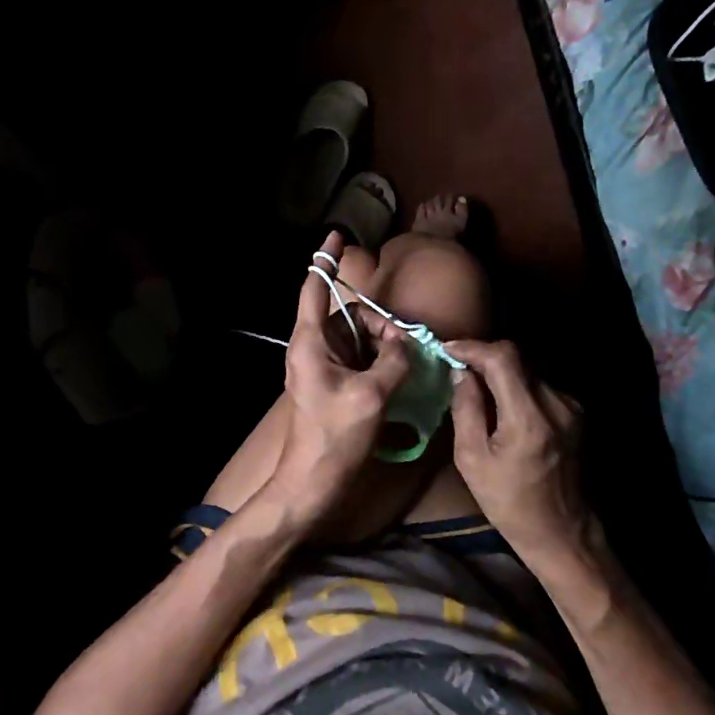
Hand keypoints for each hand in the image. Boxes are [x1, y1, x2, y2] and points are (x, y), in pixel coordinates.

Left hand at [264, 232, 411, 528]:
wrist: (313, 480)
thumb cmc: (335, 436)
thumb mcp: (371, 395)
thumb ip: (393, 360)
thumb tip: (403, 341)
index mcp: (310, 342)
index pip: (315, 289)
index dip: (325, 260)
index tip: (336, 234)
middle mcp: (312, 347)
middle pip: (346, 314)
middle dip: (377, 322)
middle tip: (404, 346)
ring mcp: (321, 365)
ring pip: (355, 336)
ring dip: (381, 343)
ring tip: (404, 363)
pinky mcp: (331, 382)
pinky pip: (357, 357)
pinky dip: (377, 359)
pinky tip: (397, 373)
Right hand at [445, 339, 591, 557]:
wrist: (563, 533)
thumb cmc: (509, 502)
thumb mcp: (471, 459)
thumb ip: (466, 409)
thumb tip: (460, 373)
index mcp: (528, 417)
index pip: (503, 358)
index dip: (472, 347)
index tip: (446, 350)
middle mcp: (556, 404)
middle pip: (517, 359)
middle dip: (483, 357)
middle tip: (455, 368)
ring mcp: (571, 408)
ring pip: (527, 370)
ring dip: (500, 373)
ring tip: (475, 388)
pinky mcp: (576, 414)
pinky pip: (539, 386)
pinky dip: (516, 386)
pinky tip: (501, 405)